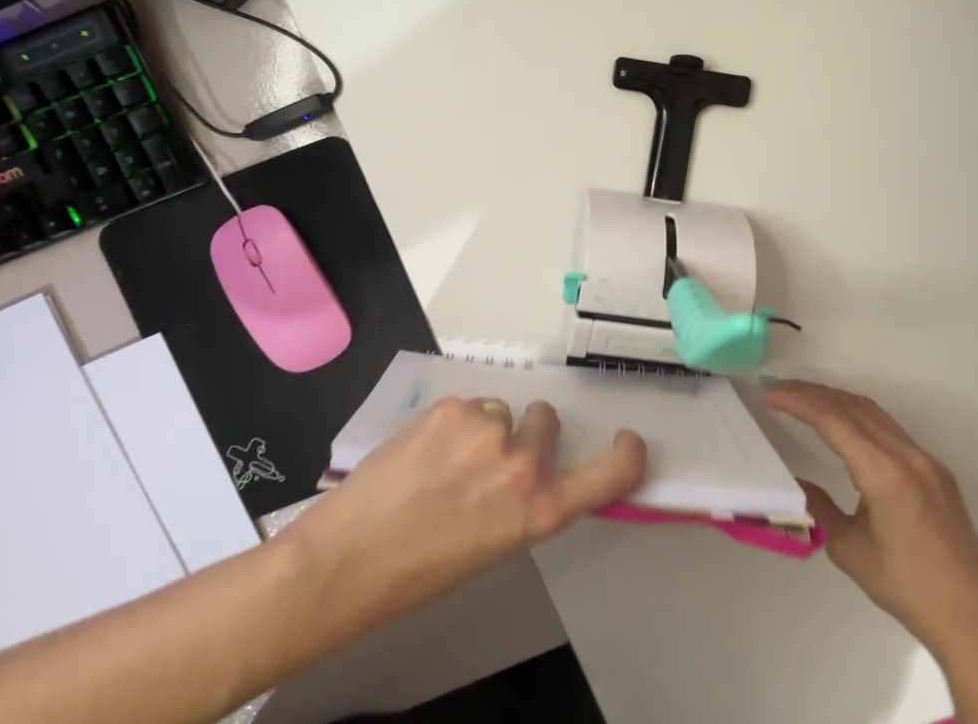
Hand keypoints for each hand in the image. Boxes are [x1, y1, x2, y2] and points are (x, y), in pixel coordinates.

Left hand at [287, 397, 647, 626]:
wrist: (351, 555)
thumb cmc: (421, 572)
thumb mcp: (493, 547)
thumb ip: (522, 505)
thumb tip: (523, 475)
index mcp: (539, 512)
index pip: (609, 473)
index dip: (625, 454)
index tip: (626, 441)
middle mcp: (524, 465)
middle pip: (546, 420)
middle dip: (526, 432)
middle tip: (488, 458)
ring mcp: (487, 430)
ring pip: (499, 410)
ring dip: (482, 427)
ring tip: (443, 460)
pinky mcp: (450, 408)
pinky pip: (466, 406)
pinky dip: (451, 423)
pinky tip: (422, 450)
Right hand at [765, 380, 977, 664]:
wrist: (971, 616)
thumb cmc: (906, 587)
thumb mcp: (849, 549)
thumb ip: (820, 508)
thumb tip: (799, 483)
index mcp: (885, 475)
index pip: (834, 420)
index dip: (797, 402)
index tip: (768, 395)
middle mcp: (908, 457)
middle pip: (853, 407)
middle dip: (812, 393)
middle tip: (776, 389)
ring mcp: (926, 462)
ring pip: (874, 414)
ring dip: (836, 400)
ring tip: (802, 398)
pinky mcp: (935, 472)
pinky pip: (890, 430)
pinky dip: (858, 417)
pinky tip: (841, 426)